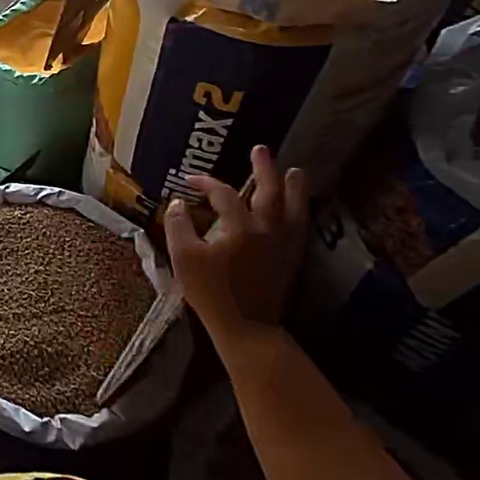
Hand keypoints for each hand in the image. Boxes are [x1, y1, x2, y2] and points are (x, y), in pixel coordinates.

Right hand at [165, 145, 308, 341]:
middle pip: (269, 191)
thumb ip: (178, 226)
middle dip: (264, 168)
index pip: (223, 194)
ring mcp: (283, 245)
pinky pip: (301, 228)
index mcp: (240, 227)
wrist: (247, 330)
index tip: (191, 180)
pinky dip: (300, 213)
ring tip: (296, 172)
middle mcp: (267, 229)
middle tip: (261, 150)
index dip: (206, 183)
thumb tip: (178, 204)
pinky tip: (299, 210)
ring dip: (294, 188)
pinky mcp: (292, 260)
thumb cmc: (212, 294)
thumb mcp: (184, 259)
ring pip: (294, 208)